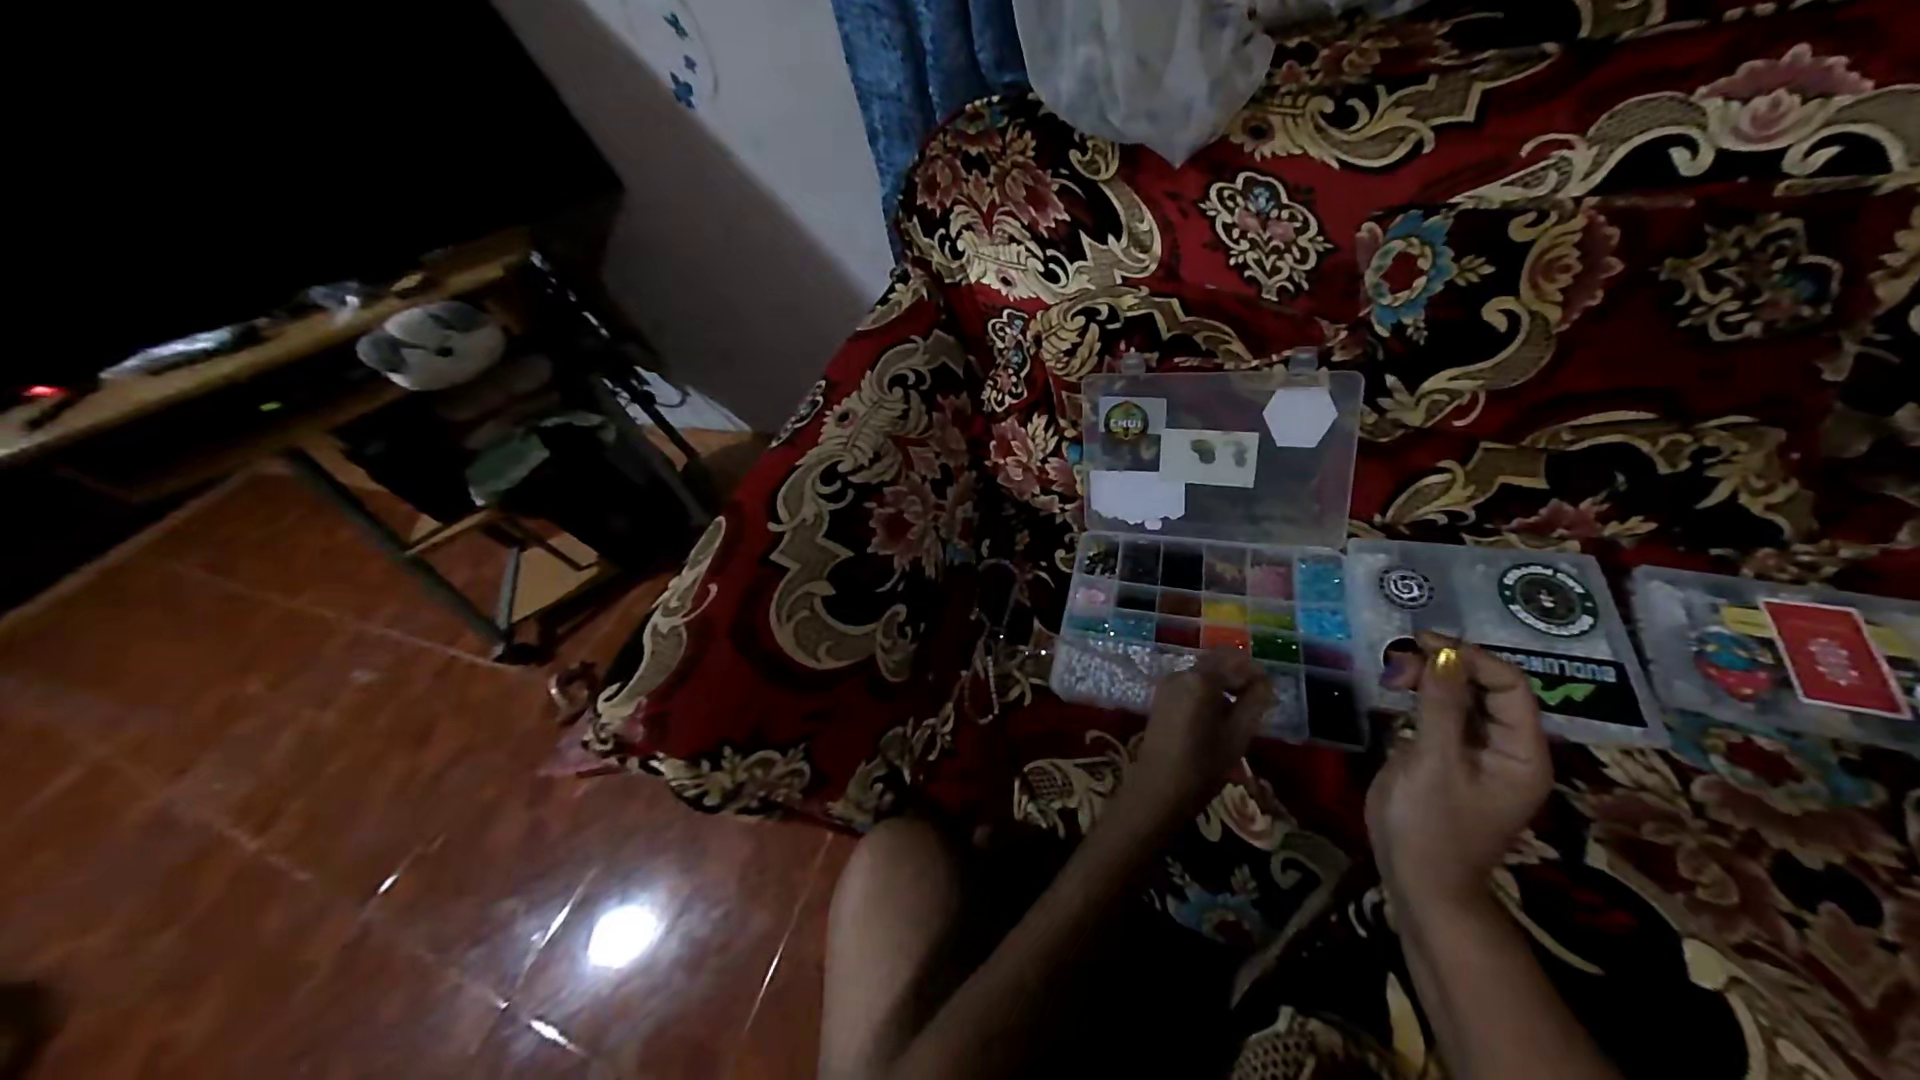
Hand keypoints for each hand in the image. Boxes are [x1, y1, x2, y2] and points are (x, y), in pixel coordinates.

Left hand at [1125, 649, 1274, 825]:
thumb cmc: (1202, 765)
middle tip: (1259, 700)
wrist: (1157, 789)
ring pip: (1205, 672)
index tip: (1272, 693)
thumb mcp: (1237, 735)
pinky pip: (1192, 683)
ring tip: (1243, 711)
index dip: (1258, 673)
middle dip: (1241, 675)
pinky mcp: (1161, 697)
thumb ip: (1254, 702)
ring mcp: (1167, 684)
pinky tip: (1220, 715)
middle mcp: (1180, 673)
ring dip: (1226, 683)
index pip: (1237, 661)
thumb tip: (1266, 682)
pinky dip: (1209, 690)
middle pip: (1218, 661)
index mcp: (1200, 679)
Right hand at [1366, 632, 1552, 915]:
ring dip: (1431, 678)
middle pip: (1487, 688)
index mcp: (1522, 752)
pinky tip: (1397, 690)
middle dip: (1448, 666)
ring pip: (1462, 699)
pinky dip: (1422, 697)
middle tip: (1400, 658)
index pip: (1510, 686)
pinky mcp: (1448, 758)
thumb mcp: (1434, 762)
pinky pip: (1443, 715)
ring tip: (1394, 671)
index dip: (1471, 658)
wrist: (1417, 880)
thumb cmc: (1431, 826)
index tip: (1422, 643)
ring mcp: (1476, 753)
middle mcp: (1507, 748)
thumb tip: (1443, 653)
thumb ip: (1441, 706)